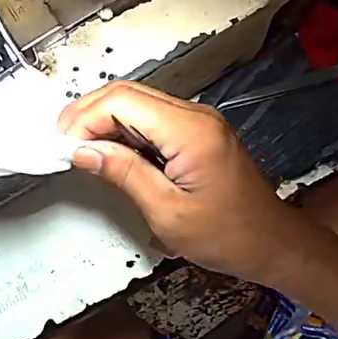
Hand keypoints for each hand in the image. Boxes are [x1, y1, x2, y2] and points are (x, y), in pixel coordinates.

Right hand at [59, 81, 314, 281]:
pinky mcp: (194, 133)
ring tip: (79, 149)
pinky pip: (148, 118)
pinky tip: (107, 151)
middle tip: (64, 144)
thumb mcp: (166, 211)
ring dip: (101, 121)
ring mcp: (196, 122)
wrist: (273, 244)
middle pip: (126, 94)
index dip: (85, 119)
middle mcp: (195, 116)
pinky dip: (121, 129)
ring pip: (134, 102)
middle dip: (87, 114)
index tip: (66, 146)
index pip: (122, 102)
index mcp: (190, 131)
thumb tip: (84, 151)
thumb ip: (123, 174)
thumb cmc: (230, 235)